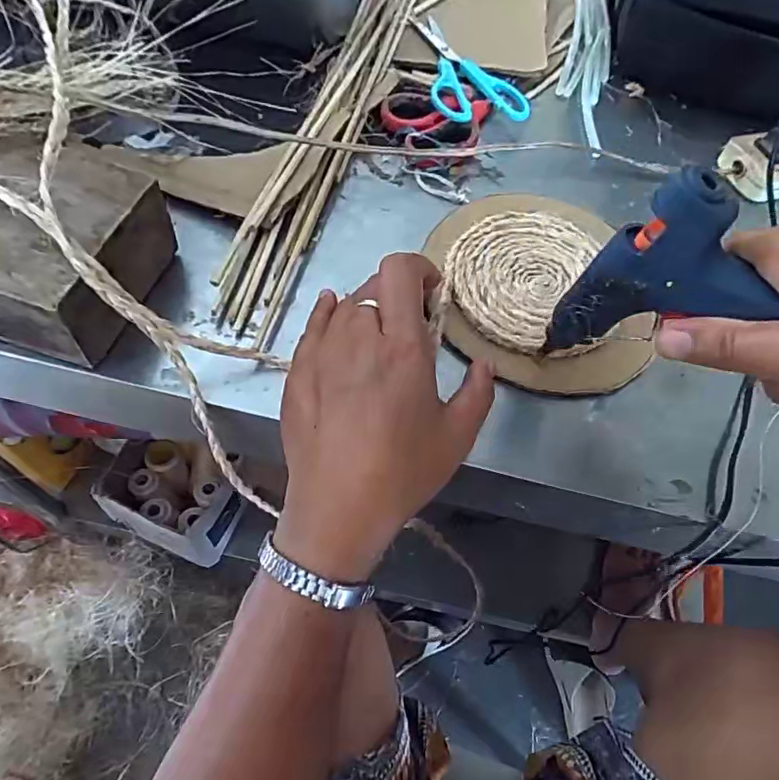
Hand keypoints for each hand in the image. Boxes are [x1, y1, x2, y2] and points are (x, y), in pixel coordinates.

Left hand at [274, 253, 494, 581]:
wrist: (337, 509)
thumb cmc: (402, 474)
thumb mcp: (457, 438)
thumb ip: (478, 392)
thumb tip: (482, 364)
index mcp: (402, 349)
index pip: (400, 272)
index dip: (419, 269)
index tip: (432, 294)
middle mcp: (357, 340)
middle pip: (372, 288)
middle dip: (396, 298)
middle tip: (409, 329)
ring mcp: (320, 355)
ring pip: (342, 308)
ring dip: (364, 312)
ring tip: (375, 339)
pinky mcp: (296, 375)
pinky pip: (312, 329)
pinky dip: (327, 319)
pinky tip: (335, 326)